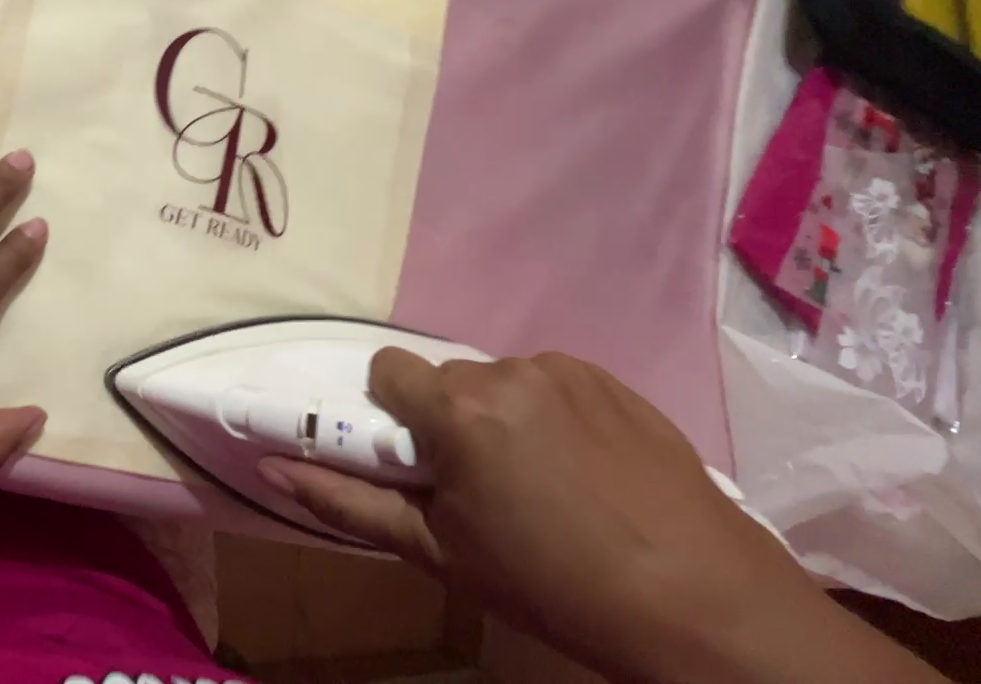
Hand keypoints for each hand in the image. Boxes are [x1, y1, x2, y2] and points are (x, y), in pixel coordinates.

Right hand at [258, 351, 842, 682]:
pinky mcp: (613, 379)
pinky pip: (550, 381)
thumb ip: (345, 502)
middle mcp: (506, 371)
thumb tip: (270, 468)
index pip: (386, 370)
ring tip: (543, 480)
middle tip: (483, 484)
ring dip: (499, 416)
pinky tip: (585, 467)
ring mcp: (566, 370)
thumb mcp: (438, 553)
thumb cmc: (554, 587)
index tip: (422, 462)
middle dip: (447, 419)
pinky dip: (549, 413)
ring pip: (497, 379)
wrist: (709, 610)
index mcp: (457, 410)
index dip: (393, 415)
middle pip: (443, 377)